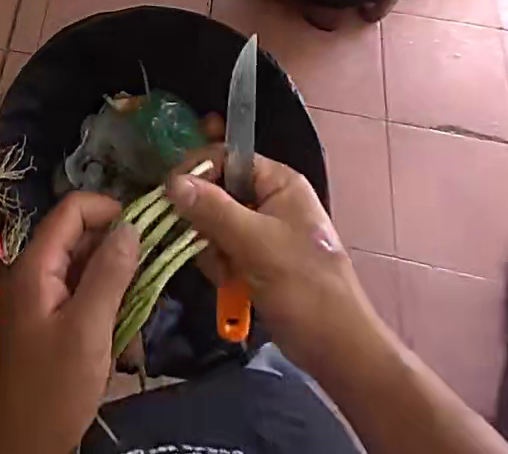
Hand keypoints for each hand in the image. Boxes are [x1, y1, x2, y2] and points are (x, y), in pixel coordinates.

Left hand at [0, 192, 138, 453]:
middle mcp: (36, 273)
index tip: (147, 233)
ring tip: (138, 321)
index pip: (74, 208)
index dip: (112, 210)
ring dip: (117, 288)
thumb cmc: (49, 393)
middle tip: (152, 280)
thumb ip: (110, 273)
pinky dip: (106, 311)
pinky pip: (82, 299)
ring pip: (87, 270)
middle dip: (120, 253)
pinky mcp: (48, 325)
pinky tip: (124, 344)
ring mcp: (41, 299)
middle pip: (83, 237)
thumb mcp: (87, 331)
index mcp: (37, 264)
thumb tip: (133, 225)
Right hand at [166, 153, 387, 375]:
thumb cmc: (303, 286)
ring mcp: (264, 231)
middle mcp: (270, 199)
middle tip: (206, 243)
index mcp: (278, 182)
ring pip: (216, 224)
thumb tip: (172, 181)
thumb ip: (212, 209)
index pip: (227, 158)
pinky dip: (221, 266)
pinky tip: (231, 284)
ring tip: (226, 272)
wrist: (336, 349)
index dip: (199, 170)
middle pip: (217, 191)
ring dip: (213, 249)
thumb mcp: (255, 243)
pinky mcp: (257, 259)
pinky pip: (223, 249)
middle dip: (207, 221)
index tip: (171, 193)